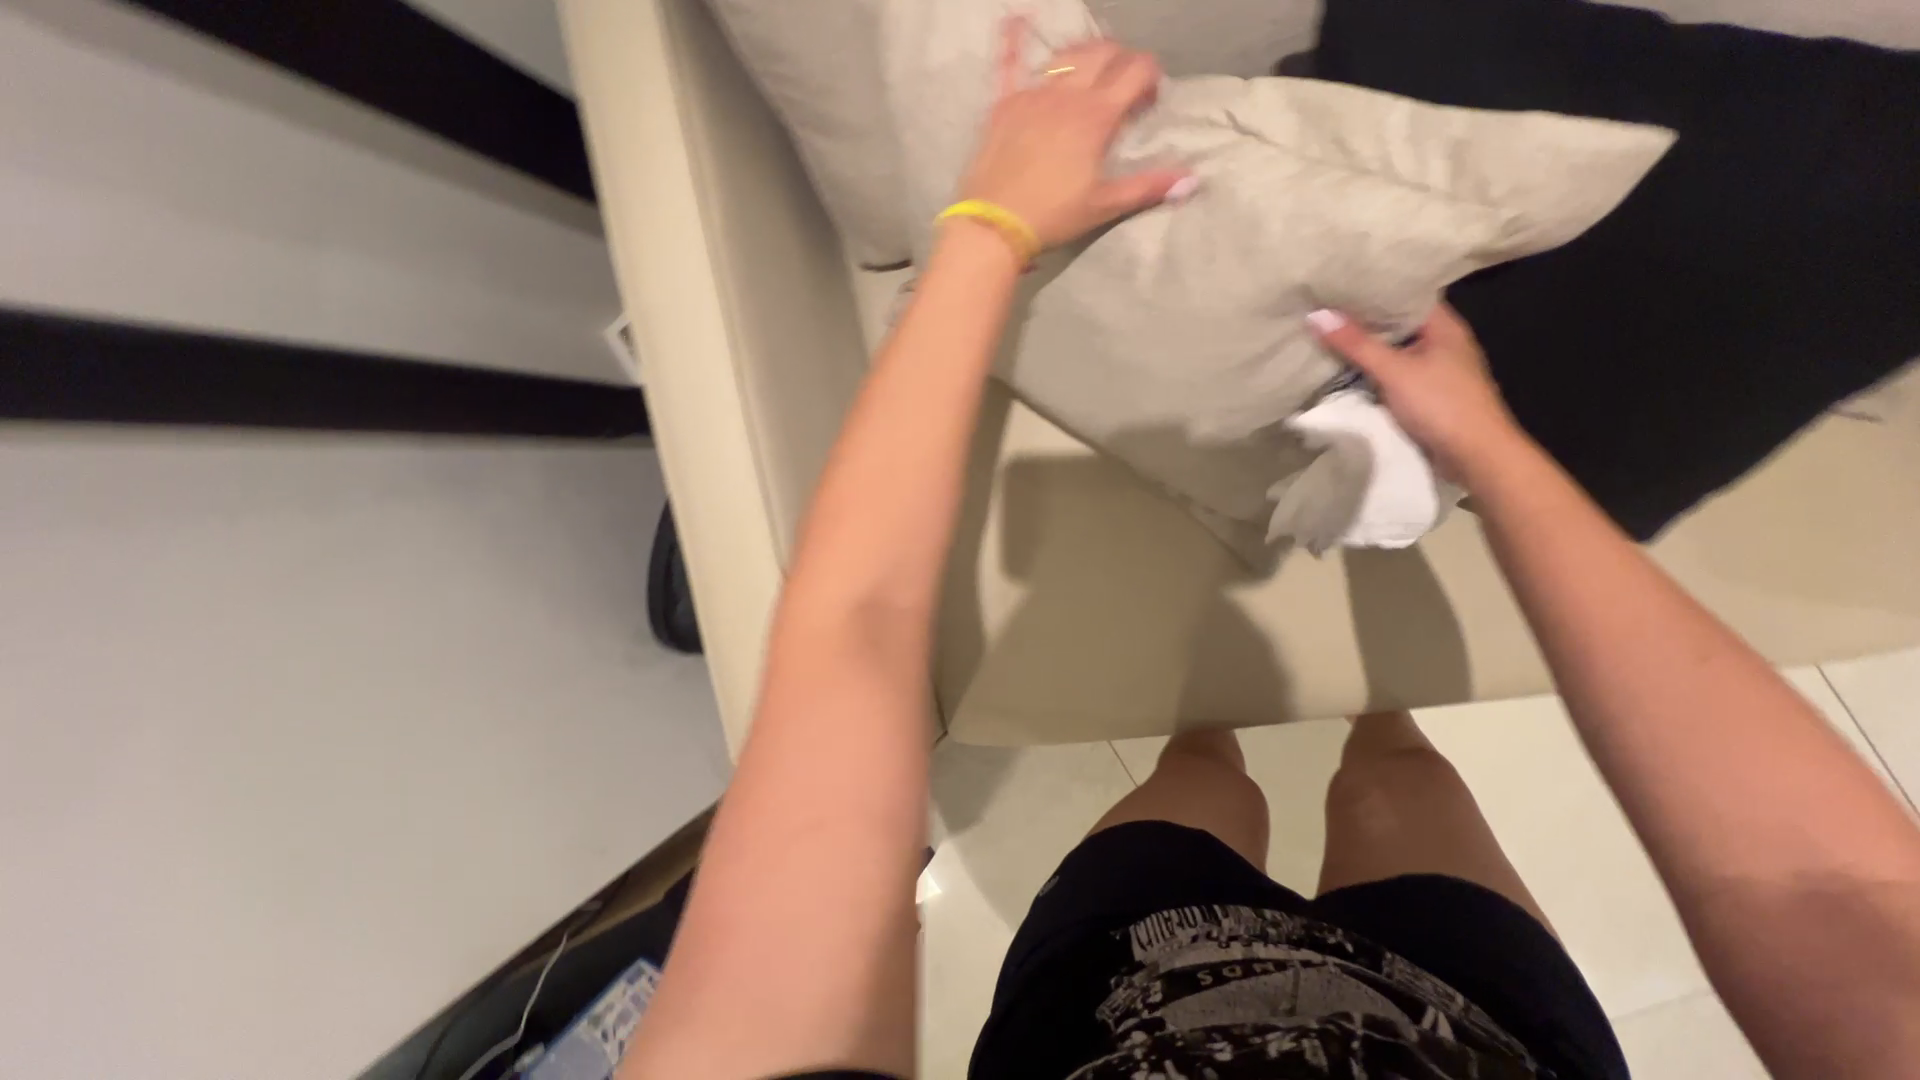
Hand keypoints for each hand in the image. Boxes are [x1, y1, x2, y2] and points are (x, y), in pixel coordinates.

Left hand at [953, 18, 1192, 251]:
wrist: (995, 225)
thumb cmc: (1054, 216)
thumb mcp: (1104, 205)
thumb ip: (1147, 187)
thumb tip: (1191, 181)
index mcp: (1097, 116)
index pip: (1136, 72)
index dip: (1150, 77)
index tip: (1150, 97)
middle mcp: (1067, 95)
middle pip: (1103, 54)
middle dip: (1121, 60)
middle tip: (1123, 85)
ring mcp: (1032, 95)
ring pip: (1065, 56)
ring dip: (1084, 56)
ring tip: (1088, 73)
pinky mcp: (1004, 105)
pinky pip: (1009, 64)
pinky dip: (1014, 41)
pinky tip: (1016, 20)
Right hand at [1308, 304, 1528, 483]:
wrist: (1475, 456)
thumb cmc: (1441, 404)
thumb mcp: (1395, 371)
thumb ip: (1356, 344)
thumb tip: (1316, 314)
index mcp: (1444, 326)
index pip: (1407, 296)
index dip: (1375, 289)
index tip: (1339, 284)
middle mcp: (1442, 343)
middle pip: (1397, 325)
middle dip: (1363, 321)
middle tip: (1323, 309)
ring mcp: (1435, 370)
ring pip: (1393, 352)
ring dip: (1365, 350)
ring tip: (1326, 336)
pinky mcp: (1426, 395)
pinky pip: (1393, 375)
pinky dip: (1371, 373)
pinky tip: (1344, 371)